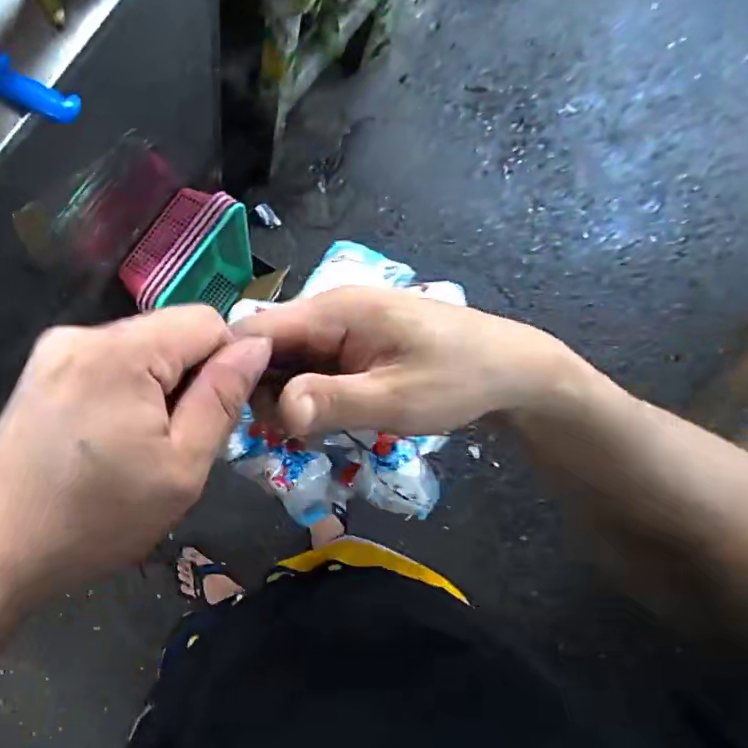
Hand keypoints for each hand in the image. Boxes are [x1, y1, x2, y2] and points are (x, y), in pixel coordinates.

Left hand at [0, 307, 269, 602]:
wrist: (0, 554)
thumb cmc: (98, 521)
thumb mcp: (181, 468)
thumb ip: (222, 398)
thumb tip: (255, 345)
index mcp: (119, 352)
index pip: (206, 321)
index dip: (227, 363)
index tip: (217, 416)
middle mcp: (80, 334)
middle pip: (169, 333)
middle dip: (188, 379)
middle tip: (175, 443)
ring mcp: (52, 351)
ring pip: (138, 349)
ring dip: (156, 389)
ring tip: (138, 448)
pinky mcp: (38, 373)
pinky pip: (105, 365)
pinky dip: (124, 393)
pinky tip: (110, 440)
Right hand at [230, 287, 616, 436]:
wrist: (512, 371)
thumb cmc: (458, 379)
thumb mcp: (396, 398)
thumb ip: (333, 402)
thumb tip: (272, 411)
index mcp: (334, 311)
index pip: (255, 331)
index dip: (235, 370)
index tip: (235, 416)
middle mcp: (329, 312)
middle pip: (266, 348)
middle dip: (263, 393)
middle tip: (286, 436)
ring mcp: (339, 329)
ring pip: (285, 362)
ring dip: (286, 399)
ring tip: (309, 432)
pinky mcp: (350, 347)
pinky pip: (310, 369)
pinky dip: (307, 397)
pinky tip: (323, 421)